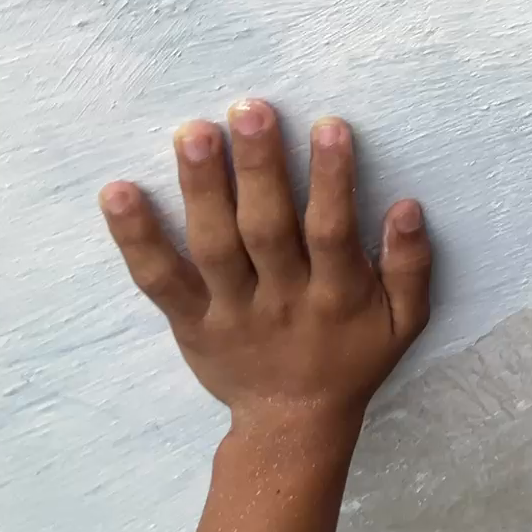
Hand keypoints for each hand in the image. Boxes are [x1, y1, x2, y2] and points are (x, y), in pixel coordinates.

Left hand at [98, 100, 432, 438]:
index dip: (331, 177)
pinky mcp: (188, 322)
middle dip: (258, 166)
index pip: (332, 228)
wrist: (293, 423)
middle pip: (264, 228)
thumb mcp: (408, 320)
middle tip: (249, 109)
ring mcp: (228, 311)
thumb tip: (407, 207)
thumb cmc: (358, 358)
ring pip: (211, 245)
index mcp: (337, 295)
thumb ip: (412, 265)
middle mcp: (280, 298)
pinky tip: (119, 191)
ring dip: (200, 187)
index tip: (328, 126)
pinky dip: (136, 237)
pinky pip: (158, 279)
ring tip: (193, 132)